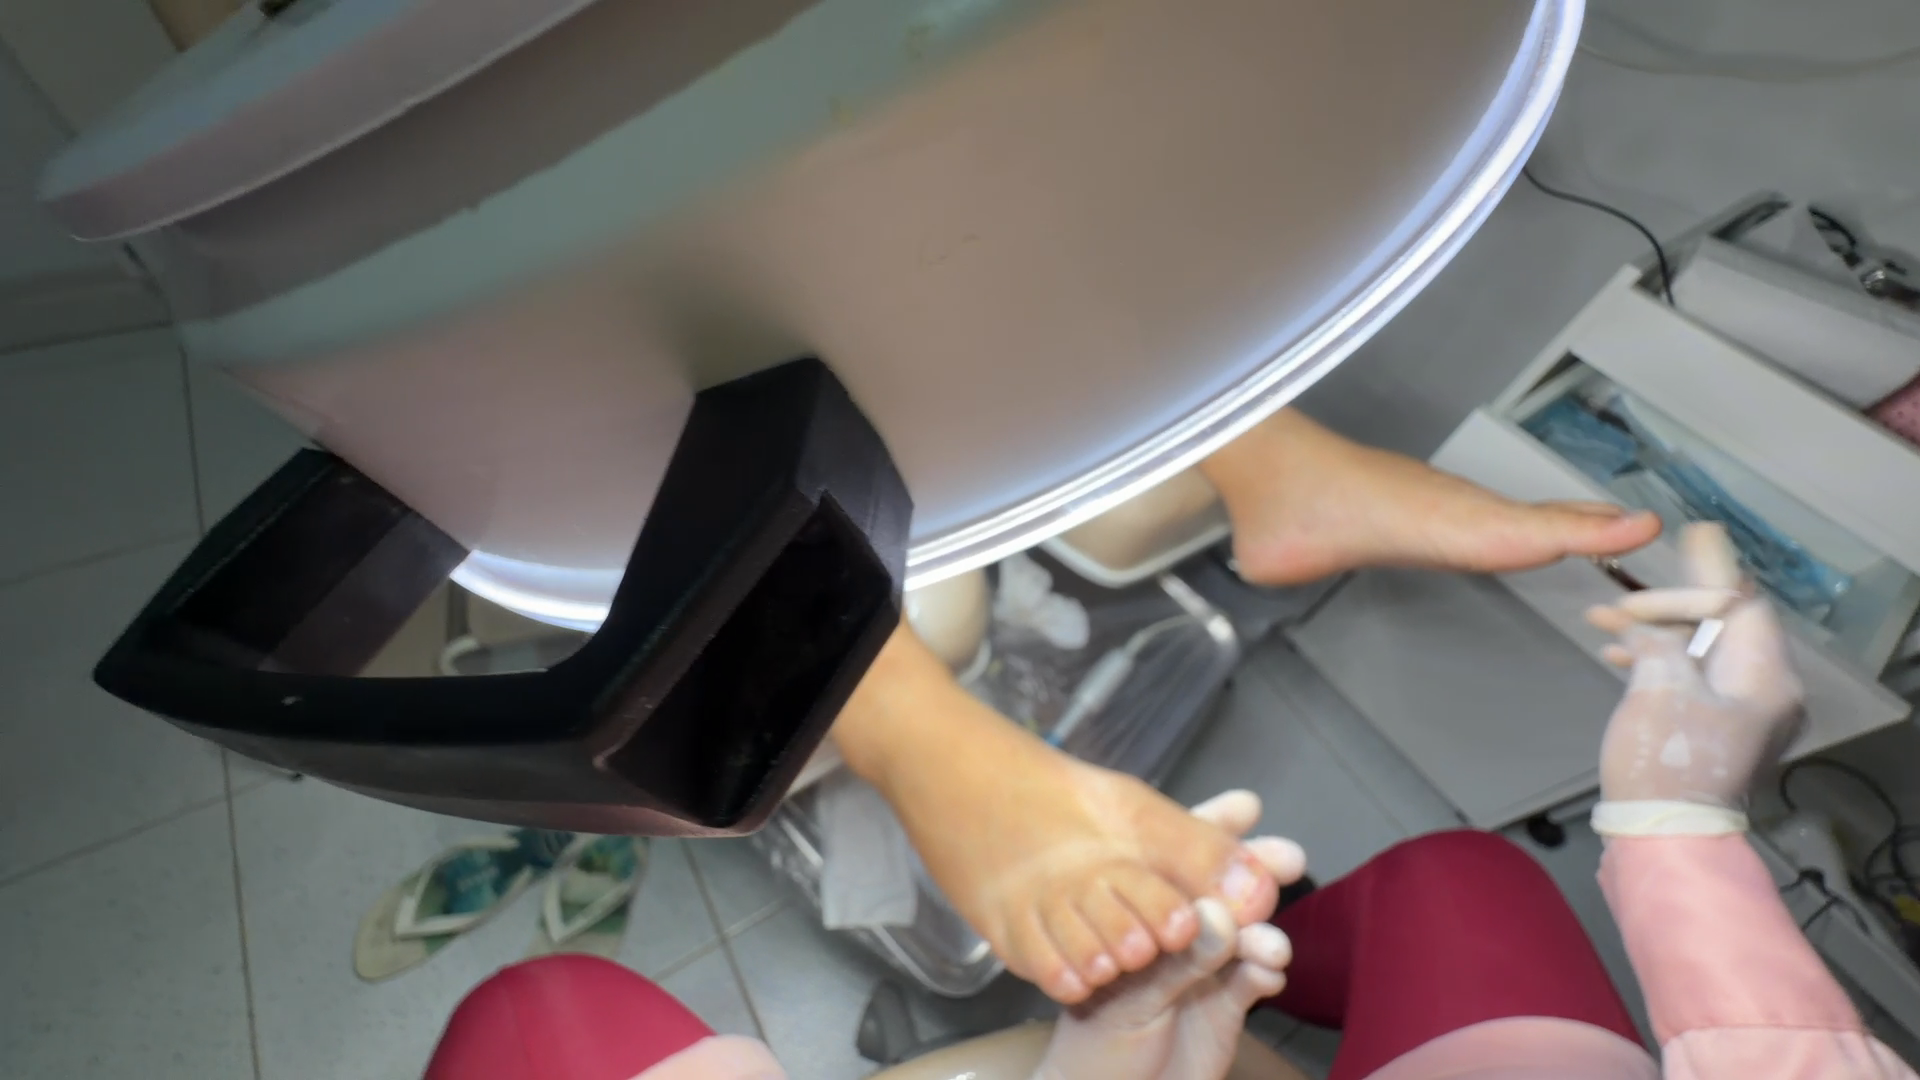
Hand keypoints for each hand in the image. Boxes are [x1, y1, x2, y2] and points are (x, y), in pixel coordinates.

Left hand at [1034, 839, 1301, 1079]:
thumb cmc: (1095, 1044)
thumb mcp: (1128, 993)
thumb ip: (1176, 956)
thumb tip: (1222, 914)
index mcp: (1133, 906)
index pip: (1168, 853)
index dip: (1208, 824)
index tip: (1246, 804)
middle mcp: (1169, 927)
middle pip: (1215, 886)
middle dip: (1252, 869)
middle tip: (1289, 857)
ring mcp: (1199, 964)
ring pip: (1238, 930)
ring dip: (1261, 928)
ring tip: (1274, 941)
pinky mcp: (1225, 1005)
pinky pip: (1250, 977)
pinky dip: (1264, 970)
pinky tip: (1272, 970)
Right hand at [1585, 524, 1803, 833]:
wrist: (1663, 822)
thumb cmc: (1666, 755)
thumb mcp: (1658, 688)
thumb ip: (1658, 643)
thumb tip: (1647, 625)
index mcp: (1762, 678)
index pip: (1740, 607)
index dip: (1712, 571)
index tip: (1696, 534)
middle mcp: (1761, 689)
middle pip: (1720, 625)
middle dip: (1672, 600)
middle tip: (1637, 574)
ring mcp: (1737, 708)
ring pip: (1695, 648)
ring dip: (1651, 629)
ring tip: (1602, 616)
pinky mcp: (1708, 721)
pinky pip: (1685, 672)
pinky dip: (1652, 656)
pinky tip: (1616, 653)